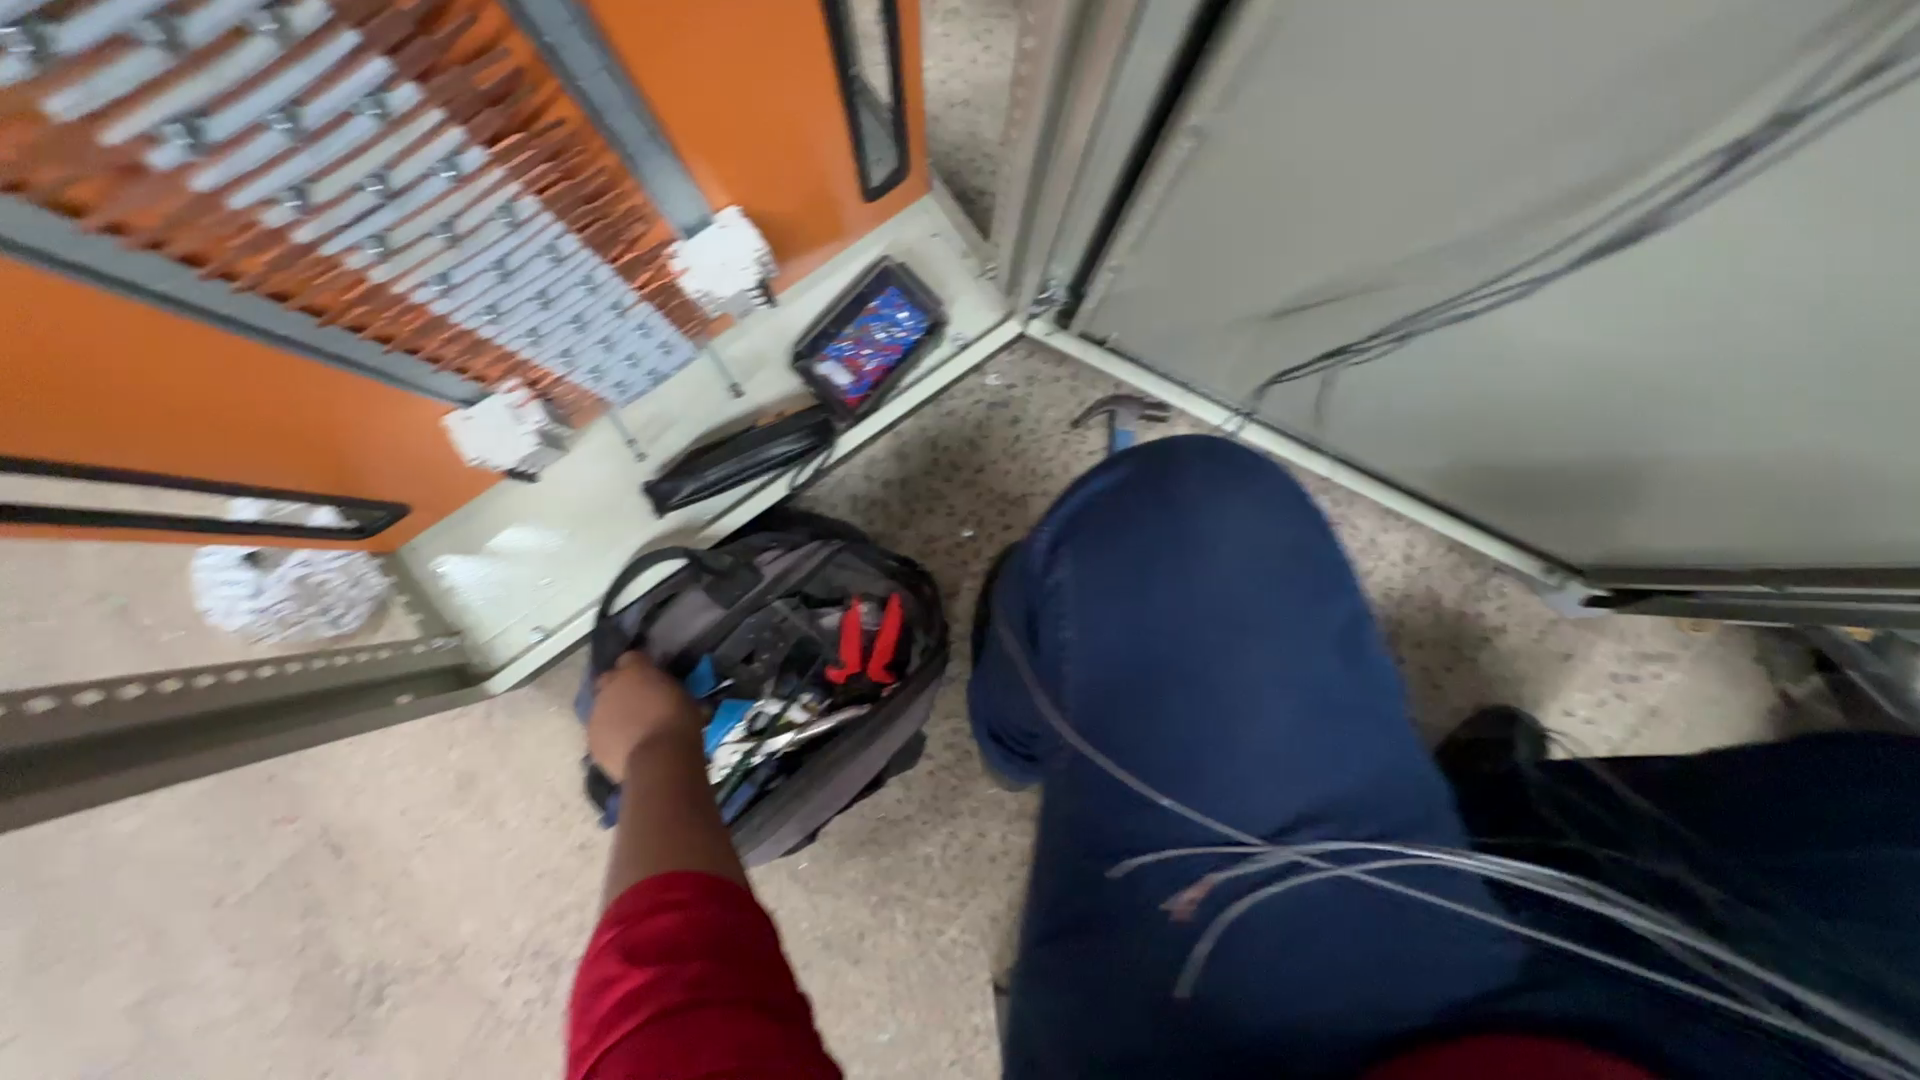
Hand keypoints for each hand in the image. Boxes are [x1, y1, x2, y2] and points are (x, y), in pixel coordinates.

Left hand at [589, 652, 701, 782]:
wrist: (659, 759)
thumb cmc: (679, 721)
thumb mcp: (682, 696)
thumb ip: (665, 688)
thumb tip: (663, 691)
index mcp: (634, 670)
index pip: (631, 657)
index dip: (640, 666)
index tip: (651, 676)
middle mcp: (610, 687)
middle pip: (608, 679)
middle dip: (619, 686)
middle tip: (637, 700)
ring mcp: (597, 714)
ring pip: (602, 707)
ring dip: (614, 712)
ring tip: (632, 728)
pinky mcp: (592, 740)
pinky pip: (600, 732)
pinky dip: (610, 735)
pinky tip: (626, 746)